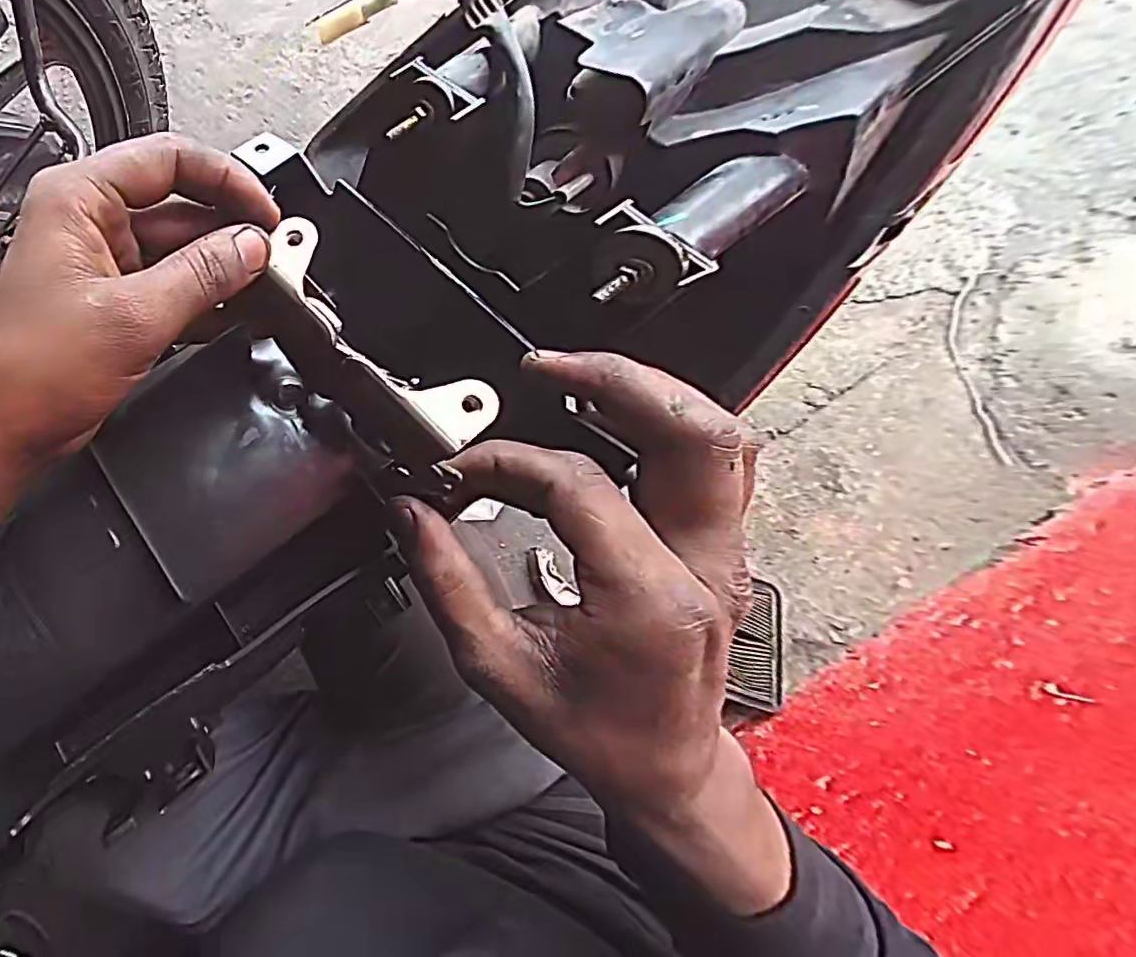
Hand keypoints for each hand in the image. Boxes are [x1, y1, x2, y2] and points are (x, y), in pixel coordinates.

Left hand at [0, 133, 280, 521]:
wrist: (7, 429)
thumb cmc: (32, 371)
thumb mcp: (133, 316)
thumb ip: (201, 275)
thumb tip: (249, 246)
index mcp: (77, 200)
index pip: (169, 160)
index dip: (226, 180)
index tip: (263, 212)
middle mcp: (89, 223)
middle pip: (179, 206)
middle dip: (228, 232)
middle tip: (269, 257)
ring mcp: (103, 264)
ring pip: (179, 250)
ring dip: (219, 269)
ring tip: (259, 287)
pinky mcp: (115, 302)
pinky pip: (170, 286)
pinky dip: (202, 298)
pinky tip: (232, 311)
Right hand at [391, 352, 790, 912]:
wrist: (665, 768)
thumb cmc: (592, 730)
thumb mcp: (496, 663)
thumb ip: (445, 579)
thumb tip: (412, 513)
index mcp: (648, 599)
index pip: (574, 484)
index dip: (504, 463)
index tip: (459, 473)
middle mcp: (703, 569)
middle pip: (692, 436)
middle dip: (613, 382)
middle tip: (544, 368)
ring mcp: (723, 555)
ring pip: (719, 438)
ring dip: (646, 392)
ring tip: (574, 377)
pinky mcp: (717, 548)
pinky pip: (711, 462)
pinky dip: (660, 422)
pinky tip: (608, 416)